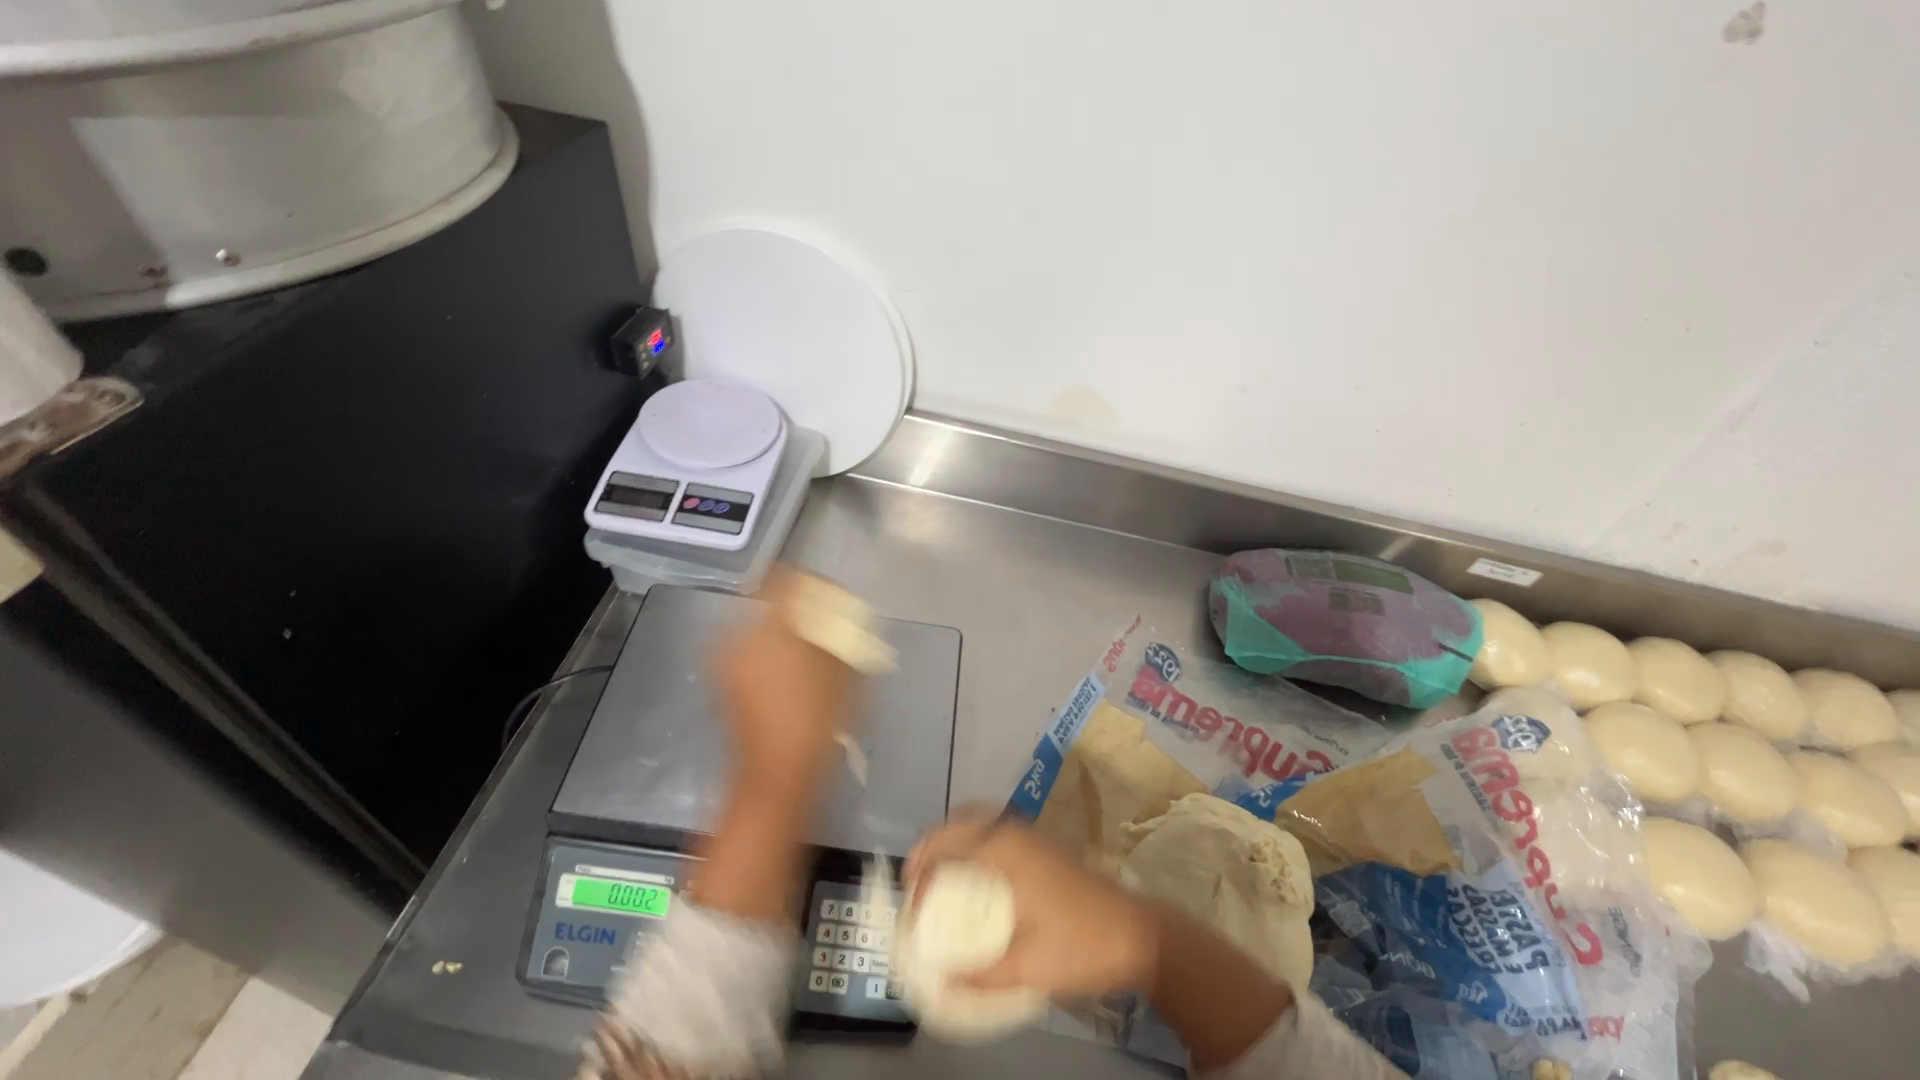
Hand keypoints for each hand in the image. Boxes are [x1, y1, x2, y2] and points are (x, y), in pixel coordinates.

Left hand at [711, 567, 858, 804]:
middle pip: (773, 606)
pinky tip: (797, 678)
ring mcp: (728, 661)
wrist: (776, 777)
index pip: (787, 580)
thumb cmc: (815, 722)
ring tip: (816, 657)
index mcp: (769, 625)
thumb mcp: (844, 673)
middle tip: (830, 630)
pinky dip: (775, 657)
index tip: (836, 599)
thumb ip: (843, 634)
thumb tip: (843, 614)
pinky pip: (754, 655)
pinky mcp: (726, 684)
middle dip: (802, 613)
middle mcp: (740, 634)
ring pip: (763, 632)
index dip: (814, 585)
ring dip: (788, 636)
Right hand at [904, 814, 1158, 1000]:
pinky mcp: (1048, 849)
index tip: (912, 902)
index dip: (922, 868)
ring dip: (956, 840)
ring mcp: (1036, 838)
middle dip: (933, 843)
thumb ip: (980, 976)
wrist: (1141, 937)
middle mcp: (1018, 834)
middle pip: (963, 818)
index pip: (948, 844)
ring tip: (941, 876)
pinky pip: (1000, 832)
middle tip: (918, 877)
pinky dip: (977, 844)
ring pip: (984, 820)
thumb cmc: (1083, 947)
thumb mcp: (1028, 967)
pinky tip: (977, 879)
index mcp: (1007, 852)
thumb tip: (941, 983)